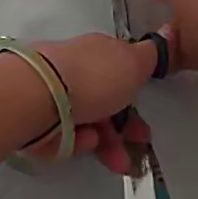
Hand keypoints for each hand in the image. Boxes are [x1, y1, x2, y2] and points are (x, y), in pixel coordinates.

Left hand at [24, 33, 157, 175]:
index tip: (146, 124)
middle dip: (122, 131)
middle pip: (103, 103)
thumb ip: (149, 56)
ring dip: (104, 142)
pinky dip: (76, 140)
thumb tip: (161, 39)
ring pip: (86, 123)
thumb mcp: (134, 63)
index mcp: (98, 53)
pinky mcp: (36, 115)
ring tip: (112, 159)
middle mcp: (75, 69)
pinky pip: (64, 134)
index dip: (136, 100)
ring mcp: (54, 92)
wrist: (38, 94)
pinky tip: (80, 140)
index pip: (120, 75)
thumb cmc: (94, 78)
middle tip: (134, 149)